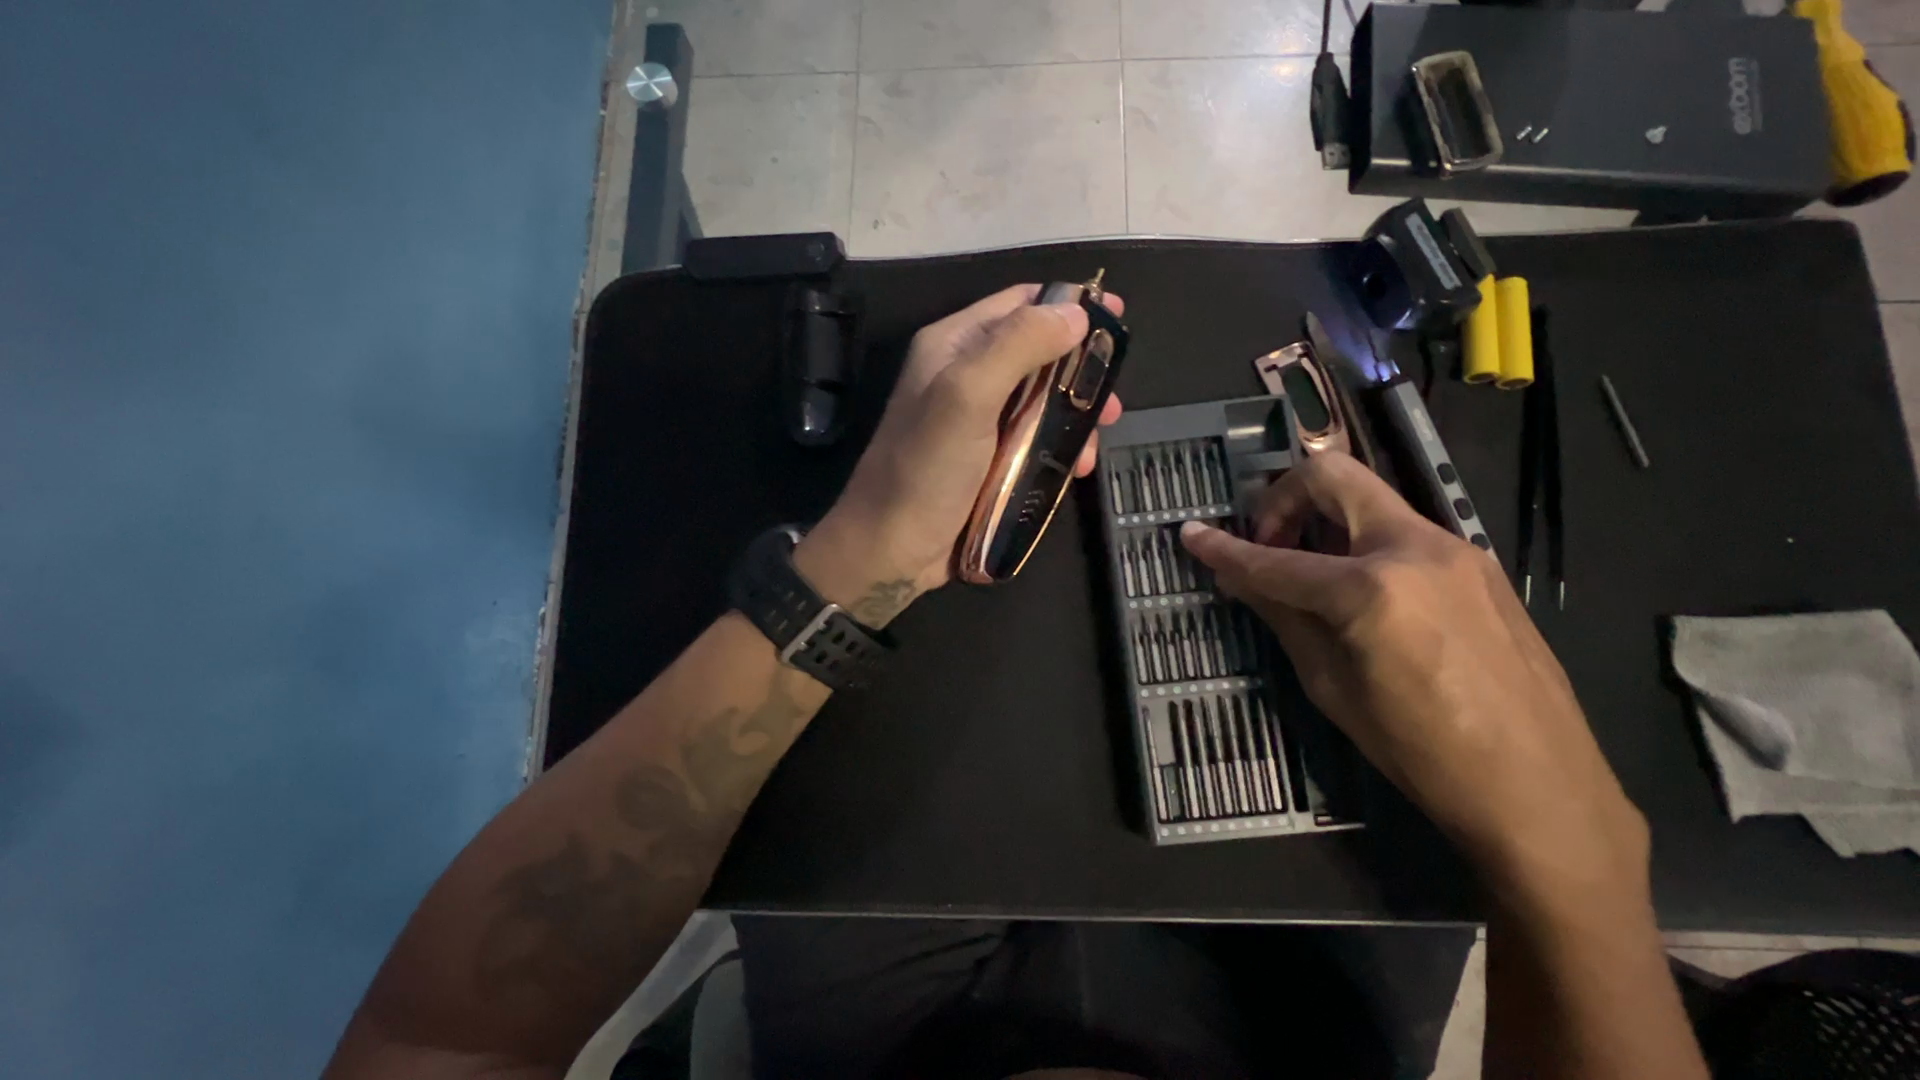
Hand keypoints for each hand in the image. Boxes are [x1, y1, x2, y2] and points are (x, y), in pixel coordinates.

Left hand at [795, 284, 1123, 625]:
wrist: (892, 550)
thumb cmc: (925, 469)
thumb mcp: (968, 396)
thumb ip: (1017, 346)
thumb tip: (1075, 312)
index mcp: (955, 344)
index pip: (1021, 303)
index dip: (1069, 304)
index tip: (1118, 316)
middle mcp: (968, 374)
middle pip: (1041, 354)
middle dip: (1081, 373)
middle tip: (1111, 402)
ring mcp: (980, 420)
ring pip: (1046, 402)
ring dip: (1077, 419)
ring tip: (1093, 447)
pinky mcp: (991, 459)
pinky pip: (1038, 442)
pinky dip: (1062, 450)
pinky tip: (1077, 470)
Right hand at [1179, 454, 1646, 898]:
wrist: (1540, 787)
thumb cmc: (1422, 752)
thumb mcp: (1333, 688)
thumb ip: (1285, 618)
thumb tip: (1240, 579)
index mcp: (1371, 588)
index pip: (1277, 560)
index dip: (1226, 549)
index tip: (1192, 535)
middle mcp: (1416, 548)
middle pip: (1336, 478)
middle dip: (1285, 498)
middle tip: (1268, 543)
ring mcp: (1458, 552)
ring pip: (1375, 504)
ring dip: (1329, 523)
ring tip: (1313, 576)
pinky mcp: (1483, 569)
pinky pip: (1408, 537)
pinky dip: (1368, 547)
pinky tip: (1367, 599)